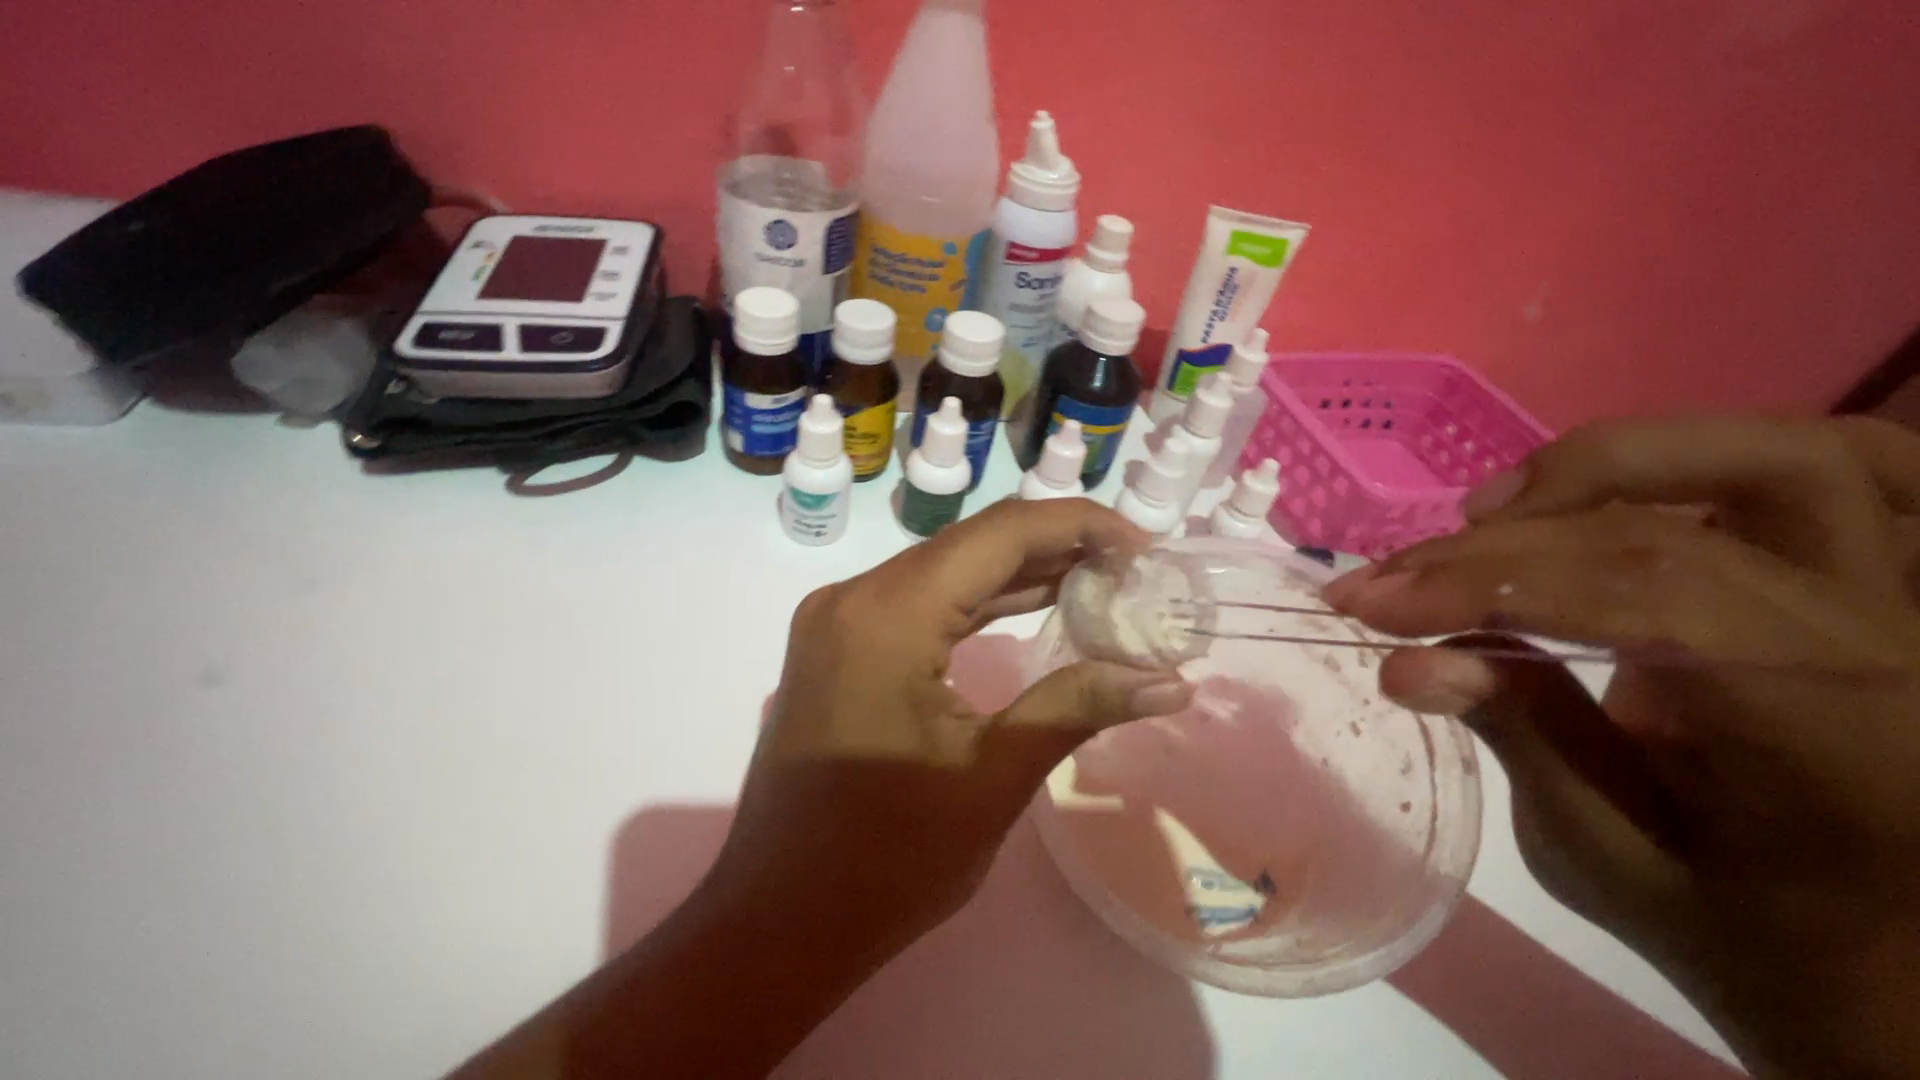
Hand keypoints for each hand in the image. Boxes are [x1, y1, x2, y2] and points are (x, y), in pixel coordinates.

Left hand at [703, 497, 1195, 953]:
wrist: (782, 916)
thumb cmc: (888, 858)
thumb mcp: (993, 777)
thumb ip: (1077, 707)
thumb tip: (1171, 682)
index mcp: (888, 615)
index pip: (1000, 534)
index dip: (1078, 525)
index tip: (1144, 545)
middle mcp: (853, 598)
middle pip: (970, 545)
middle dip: (1056, 548)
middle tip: (1132, 569)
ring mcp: (838, 622)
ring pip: (944, 572)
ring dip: (1019, 574)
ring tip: (1100, 582)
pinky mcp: (838, 648)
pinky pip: (917, 604)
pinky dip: (977, 603)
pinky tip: (1034, 607)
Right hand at [1326, 417, 1919, 1079]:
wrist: (1885, 957)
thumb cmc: (1750, 933)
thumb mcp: (1612, 859)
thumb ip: (1518, 738)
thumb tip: (1403, 664)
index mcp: (1831, 721)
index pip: (1641, 594)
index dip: (1488, 584)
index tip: (1367, 604)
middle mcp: (1884, 636)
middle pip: (1675, 521)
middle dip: (1506, 538)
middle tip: (1398, 573)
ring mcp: (1894, 598)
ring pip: (1778, 456)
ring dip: (1606, 467)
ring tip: (1490, 513)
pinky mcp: (1865, 583)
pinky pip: (1810, 475)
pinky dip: (1686, 465)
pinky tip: (1585, 505)